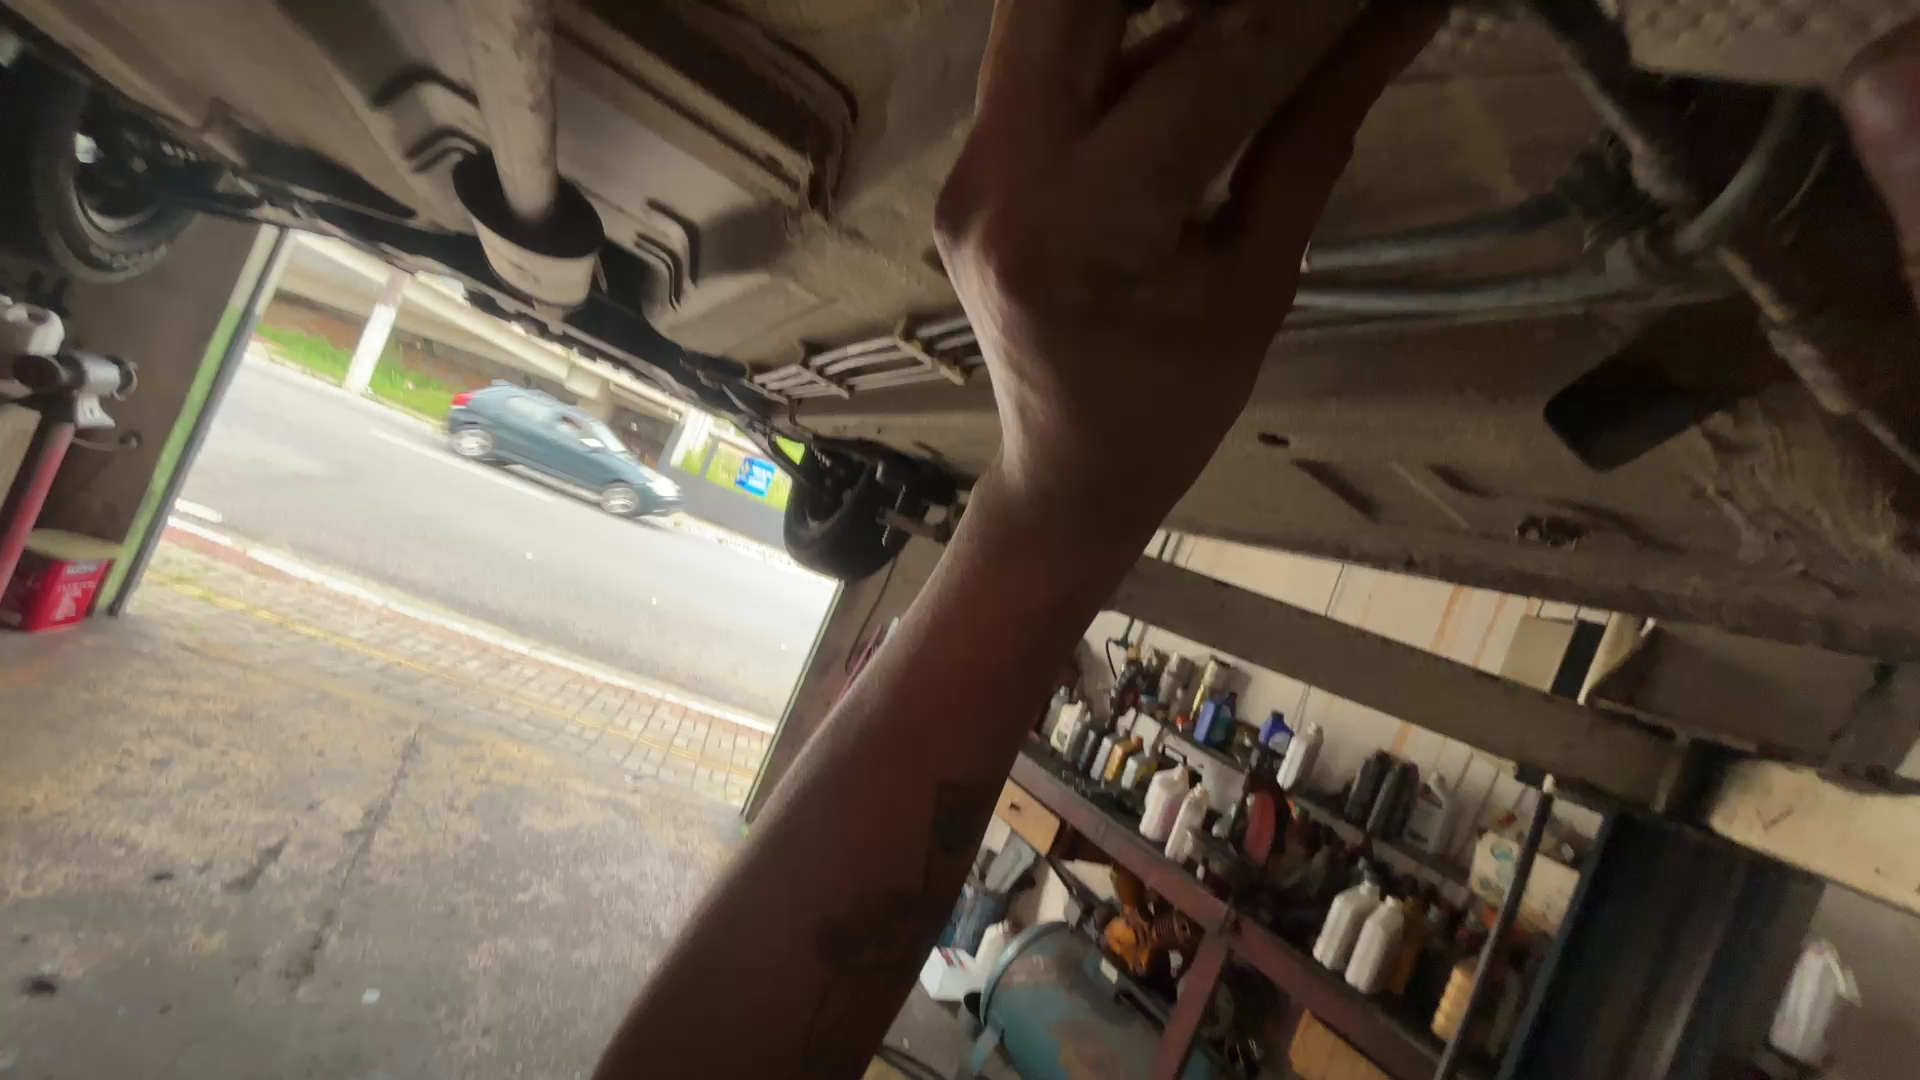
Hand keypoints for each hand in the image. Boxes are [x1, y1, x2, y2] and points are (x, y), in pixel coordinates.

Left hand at [935, 0, 1444, 534]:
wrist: (1066, 472)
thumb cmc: (1168, 414)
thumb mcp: (1255, 284)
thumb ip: (1314, 131)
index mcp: (1077, 233)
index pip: (1207, 64)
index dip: (1311, 0)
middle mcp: (996, 186)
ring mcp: (967, 178)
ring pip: (1044, 10)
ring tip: (1243, 11)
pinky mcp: (969, 177)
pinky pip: (1039, 63)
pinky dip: (1118, 27)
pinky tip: (1190, 27)